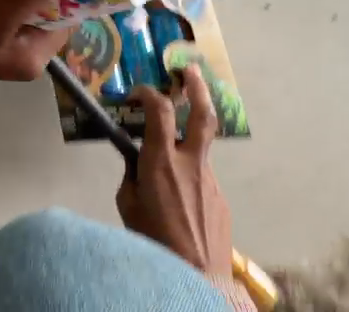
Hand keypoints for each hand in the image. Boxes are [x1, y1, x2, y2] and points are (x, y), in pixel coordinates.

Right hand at [117, 65, 233, 278]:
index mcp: (162, 161)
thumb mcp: (127, 203)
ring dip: (185, 140)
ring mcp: (211, 180)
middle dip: (197, 87)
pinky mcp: (221, 199)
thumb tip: (135, 160)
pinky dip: (187, 176)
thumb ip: (131, 174)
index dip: (148, 92)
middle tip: (189, 70)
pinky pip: (201, 177)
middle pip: (202, 114)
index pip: (159, 109)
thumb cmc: (152, 239)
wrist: (197, 278)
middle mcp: (190, 163)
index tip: (136, 92)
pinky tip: (176, 199)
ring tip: (167, 154)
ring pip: (199, 148)